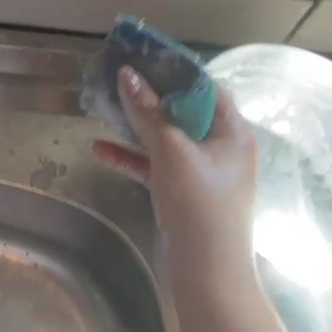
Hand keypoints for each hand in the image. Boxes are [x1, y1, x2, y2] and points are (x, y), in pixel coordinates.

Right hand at [92, 66, 257, 284]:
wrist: (206, 274)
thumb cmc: (198, 204)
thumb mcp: (171, 151)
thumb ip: (148, 112)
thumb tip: (126, 73)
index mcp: (232, 132)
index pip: (206, 88)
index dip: (176, 70)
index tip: (144, 56)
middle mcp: (220, 147)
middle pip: (182, 110)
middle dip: (149, 95)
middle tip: (118, 77)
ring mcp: (201, 171)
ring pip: (165, 136)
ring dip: (136, 124)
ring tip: (104, 107)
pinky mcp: (182, 192)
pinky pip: (154, 164)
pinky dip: (131, 155)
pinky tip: (99, 148)